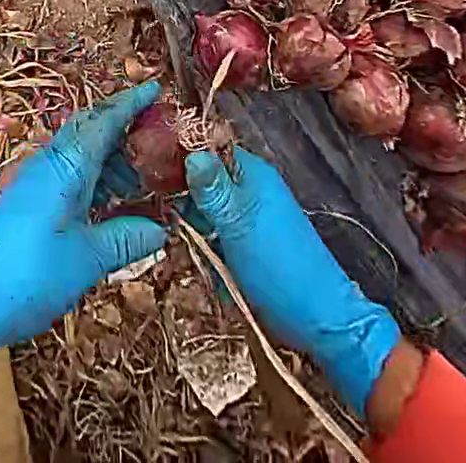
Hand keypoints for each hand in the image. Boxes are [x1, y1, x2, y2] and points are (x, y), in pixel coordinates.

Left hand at [0, 82, 169, 395]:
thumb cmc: (28, 275)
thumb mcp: (87, 259)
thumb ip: (127, 238)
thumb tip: (161, 229)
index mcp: (67, 166)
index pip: (105, 120)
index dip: (132, 103)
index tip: (156, 89)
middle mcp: (52, 164)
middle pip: (92, 128)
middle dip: (126, 125)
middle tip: (160, 133)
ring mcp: (38, 180)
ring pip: (83, 152)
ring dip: (114, 155)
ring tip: (146, 172)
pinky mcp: (31, 200)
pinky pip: (72, 172)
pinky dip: (98, 176)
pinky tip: (116, 197)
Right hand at [185, 148, 400, 415]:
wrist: (318, 317)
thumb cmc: (280, 266)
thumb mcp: (239, 225)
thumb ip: (213, 189)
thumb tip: (192, 151)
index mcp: (251, 173)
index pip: (207, 148)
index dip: (178, 156)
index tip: (147, 169)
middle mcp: (248, 188)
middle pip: (201, 180)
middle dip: (180, 196)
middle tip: (159, 212)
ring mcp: (247, 217)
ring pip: (204, 210)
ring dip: (191, 226)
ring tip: (178, 239)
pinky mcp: (245, 244)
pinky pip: (214, 235)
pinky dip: (204, 246)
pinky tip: (197, 260)